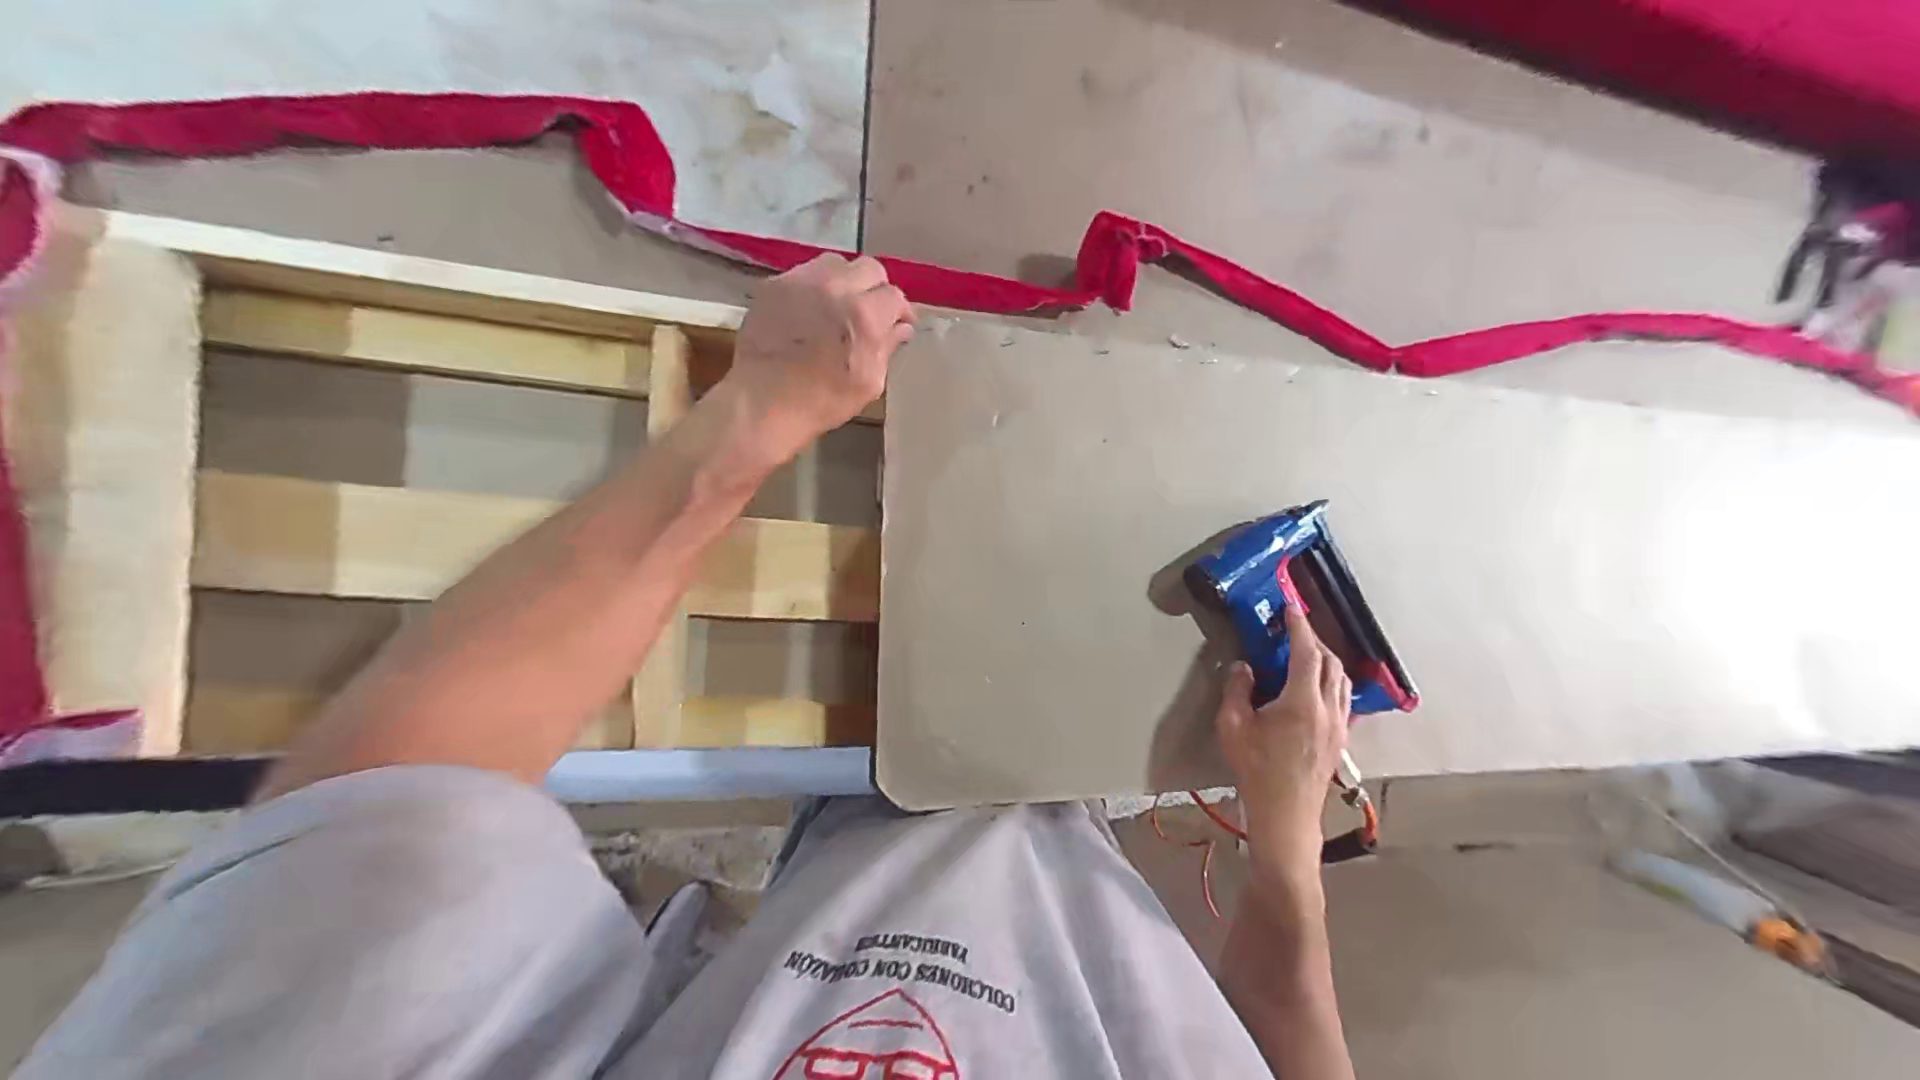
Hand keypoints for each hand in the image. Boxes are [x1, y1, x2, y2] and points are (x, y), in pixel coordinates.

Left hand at [722, 253, 914, 468]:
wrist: (764, 400)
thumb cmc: (822, 400)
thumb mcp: (868, 383)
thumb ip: (887, 349)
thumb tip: (900, 328)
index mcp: (864, 315)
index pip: (895, 296)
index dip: (899, 312)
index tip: (897, 324)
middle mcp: (836, 287)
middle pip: (870, 269)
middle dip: (876, 289)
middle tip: (871, 312)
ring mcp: (802, 281)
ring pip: (836, 264)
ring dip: (845, 281)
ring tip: (839, 304)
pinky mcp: (774, 285)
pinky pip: (804, 273)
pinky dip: (815, 287)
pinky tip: (810, 309)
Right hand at [1215, 604, 1351, 892]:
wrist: (1286, 814)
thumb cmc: (1256, 769)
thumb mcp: (1232, 726)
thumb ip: (1237, 690)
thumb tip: (1244, 667)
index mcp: (1302, 702)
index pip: (1306, 652)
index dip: (1299, 626)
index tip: (1291, 606)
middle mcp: (1329, 708)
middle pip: (1330, 662)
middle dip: (1313, 639)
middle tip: (1292, 627)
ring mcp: (1339, 724)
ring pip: (1341, 680)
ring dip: (1325, 659)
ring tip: (1304, 651)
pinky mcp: (1340, 738)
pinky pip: (1343, 697)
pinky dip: (1331, 680)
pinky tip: (1315, 685)